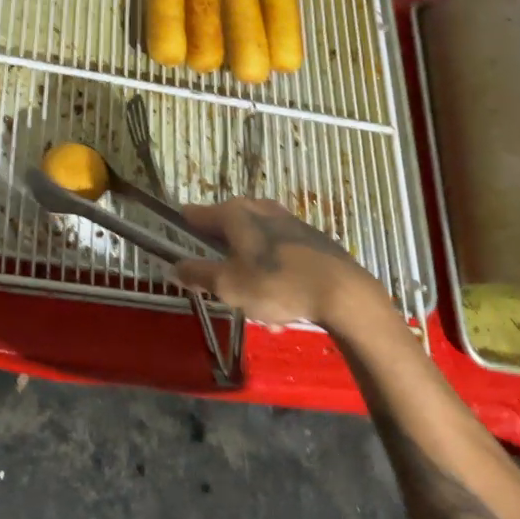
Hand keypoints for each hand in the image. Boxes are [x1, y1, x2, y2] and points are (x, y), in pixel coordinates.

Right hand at [173, 198, 393, 331]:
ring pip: (256, 248)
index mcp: (236, 213)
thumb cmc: (277, 285)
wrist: (345, 294)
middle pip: (228, 231)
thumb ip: (198, 274)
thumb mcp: (228, 286)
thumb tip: (175, 267)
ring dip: (251, 274)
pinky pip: (281, 257)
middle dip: (222, 260)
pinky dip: (275, 277)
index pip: (196, 214)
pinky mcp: (312, 240)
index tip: (177, 250)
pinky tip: (284, 307)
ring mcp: (289, 222)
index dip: (184, 231)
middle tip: (222, 289)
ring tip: (258, 310)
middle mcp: (260, 208)